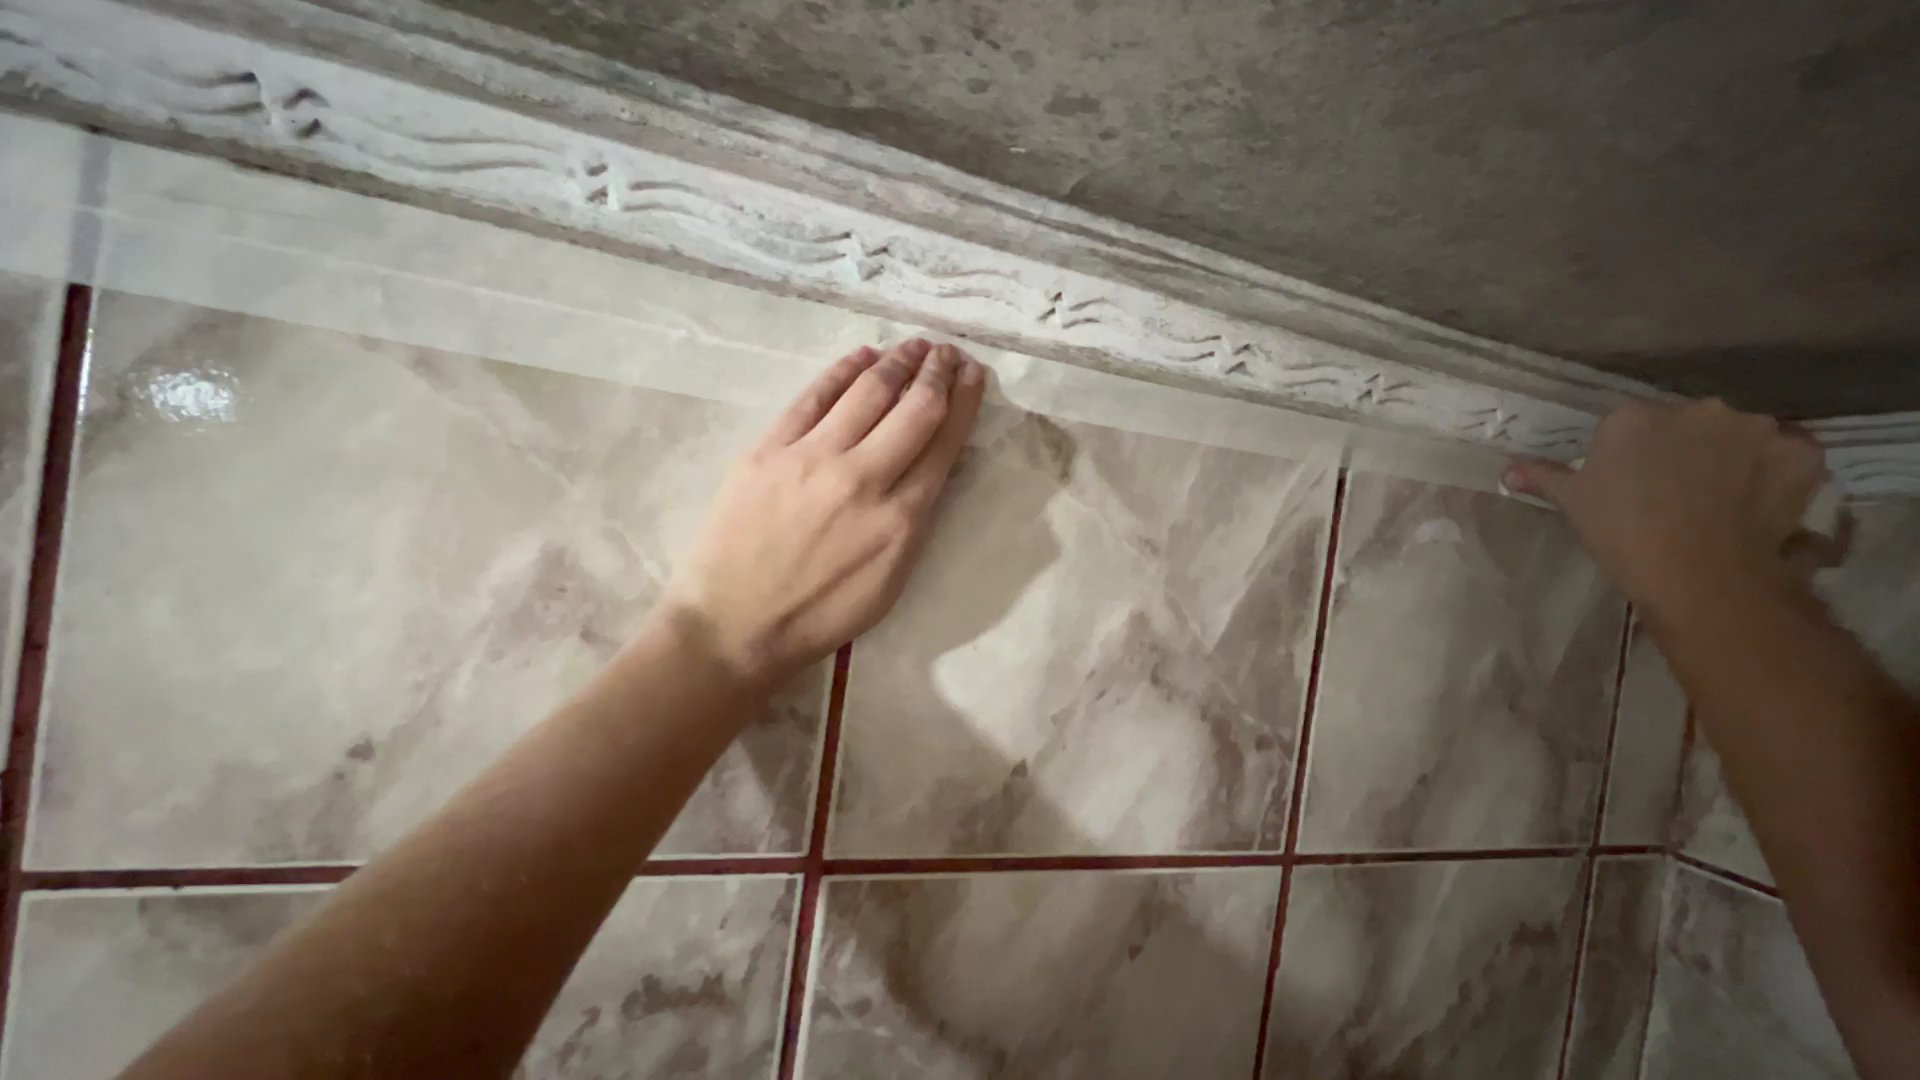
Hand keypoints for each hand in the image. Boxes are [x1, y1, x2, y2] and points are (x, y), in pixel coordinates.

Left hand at [660, 339, 985, 682]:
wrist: (736, 626)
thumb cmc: (821, 616)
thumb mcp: (890, 581)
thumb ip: (915, 521)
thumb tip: (931, 465)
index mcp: (901, 520)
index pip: (944, 443)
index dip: (964, 402)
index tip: (974, 375)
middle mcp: (864, 479)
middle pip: (913, 408)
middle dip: (938, 372)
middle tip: (948, 352)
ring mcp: (812, 459)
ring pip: (867, 392)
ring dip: (898, 361)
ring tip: (915, 345)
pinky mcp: (769, 450)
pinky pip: (813, 397)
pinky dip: (843, 371)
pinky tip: (862, 356)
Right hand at [1504, 398, 1827, 613]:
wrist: (1699, 572)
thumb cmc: (1621, 532)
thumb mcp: (1573, 503)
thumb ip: (1544, 477)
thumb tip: (1507, 471)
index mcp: (1633, 416)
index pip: (1627, 424)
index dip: (1626, 454)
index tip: (1626, 483)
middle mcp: (1695, 409)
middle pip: (1686, 423)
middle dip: (1681, 448)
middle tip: (1671, 491)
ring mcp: (1754, 428)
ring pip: (1737, 436)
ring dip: (1730, 456)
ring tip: (1718, 499)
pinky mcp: (1800, 453)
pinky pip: (1784, 455)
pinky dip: (1773, 471)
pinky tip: (1757, 500)